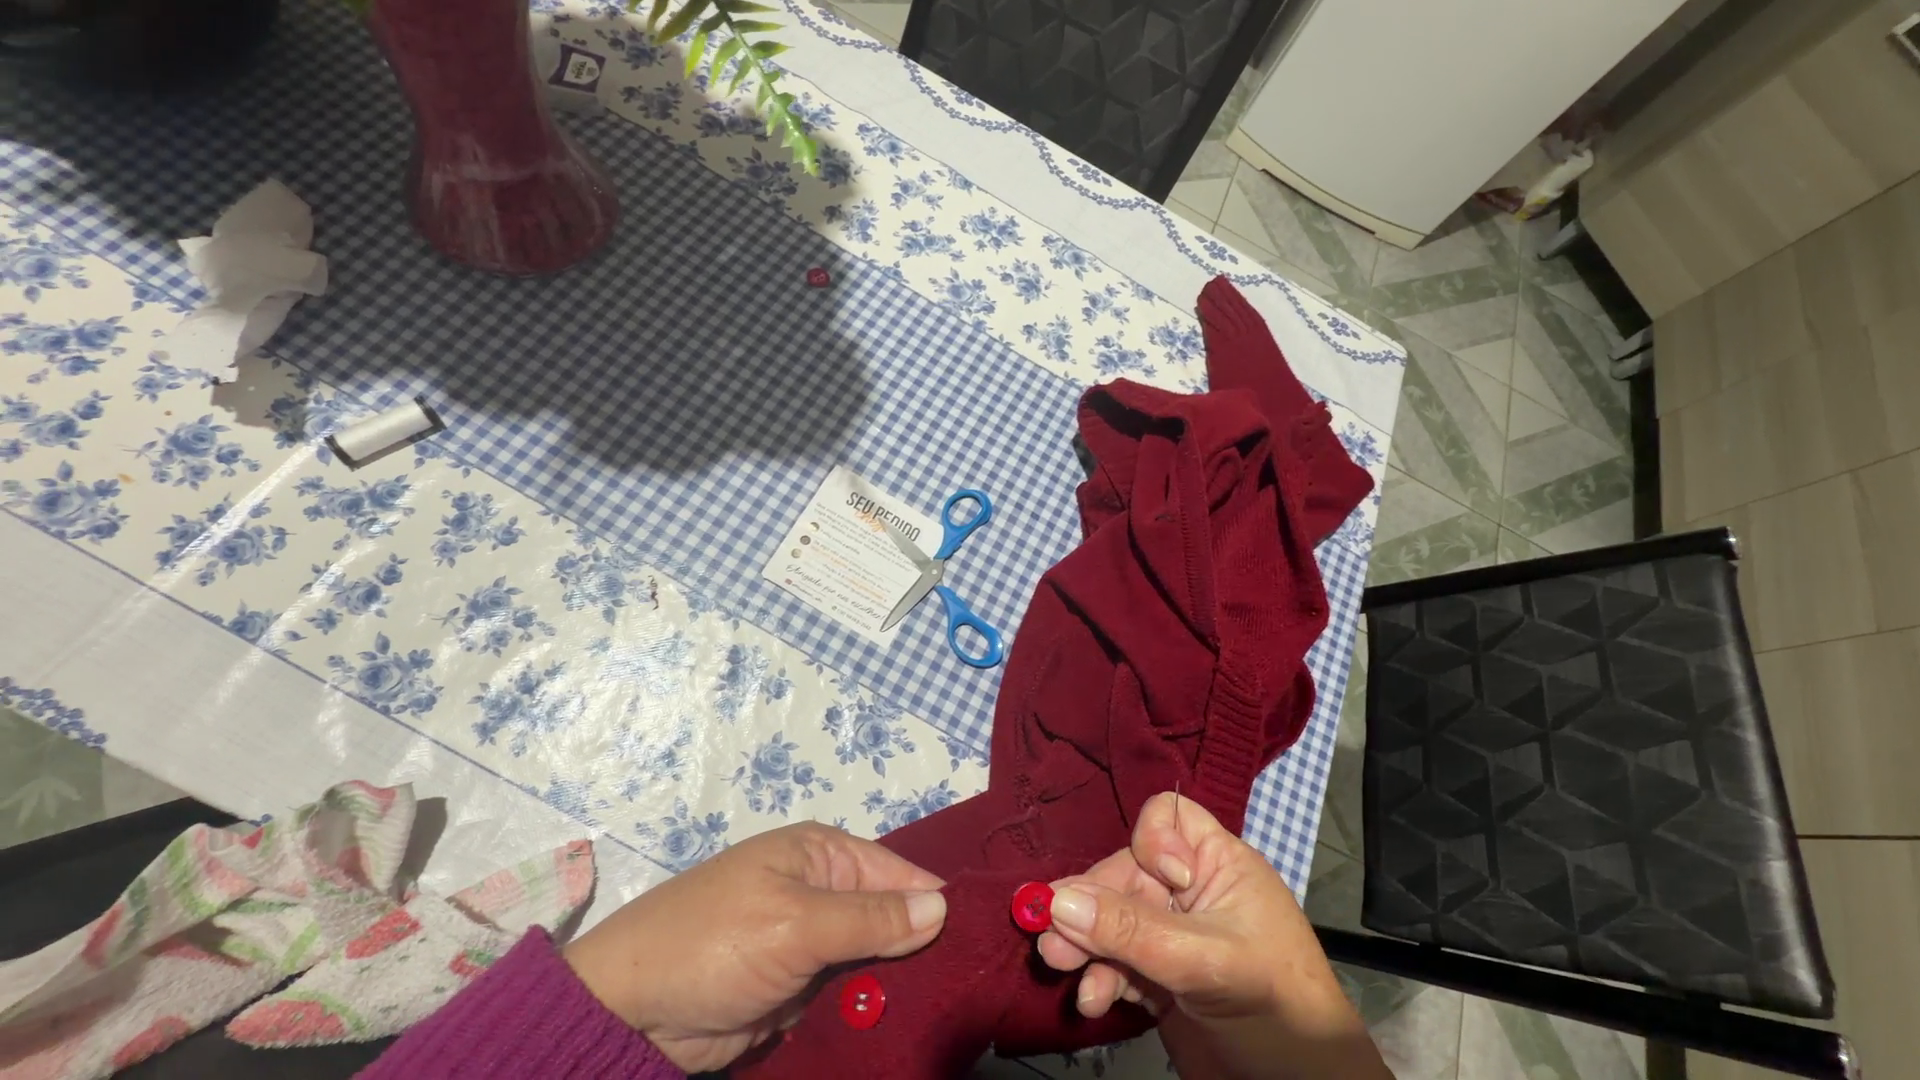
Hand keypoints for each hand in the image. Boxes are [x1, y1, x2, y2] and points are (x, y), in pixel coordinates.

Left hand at [562, 821, 946, 1072]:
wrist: (630, 1010)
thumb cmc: (715, 941)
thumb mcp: (796, 923)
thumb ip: (870, 918)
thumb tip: (942, 907)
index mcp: (822, 854)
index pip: (899, 873)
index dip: (938, 903)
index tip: (982, 939)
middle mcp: (821, 891)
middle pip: (891, 918)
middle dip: (921, 950)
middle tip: (968, 983)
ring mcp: (810, 943)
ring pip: (874, 961)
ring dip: (896, 986)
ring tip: (943, 1009)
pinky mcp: (798, 989)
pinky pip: (848, 995)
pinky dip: (868, 1010)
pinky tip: (902, 1026)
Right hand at [1035, 792, 1389, 1079]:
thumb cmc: (1277, 1007)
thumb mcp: (1206, 963)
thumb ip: (1132, 931)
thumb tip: (1057, 900)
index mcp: (1219, 865)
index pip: (1170, 820)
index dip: (1150, 841)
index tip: (1152, 878)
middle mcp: (1191, 892)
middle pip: (1125, 876)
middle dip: (1090, 904)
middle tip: (1048, 932)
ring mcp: (1173, 937)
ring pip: (1113, 922)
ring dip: (1084, 944)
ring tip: (1057, 966)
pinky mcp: (1160, 979)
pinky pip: (1116, 964)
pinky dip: (1099, 979)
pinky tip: (1091, 1001)